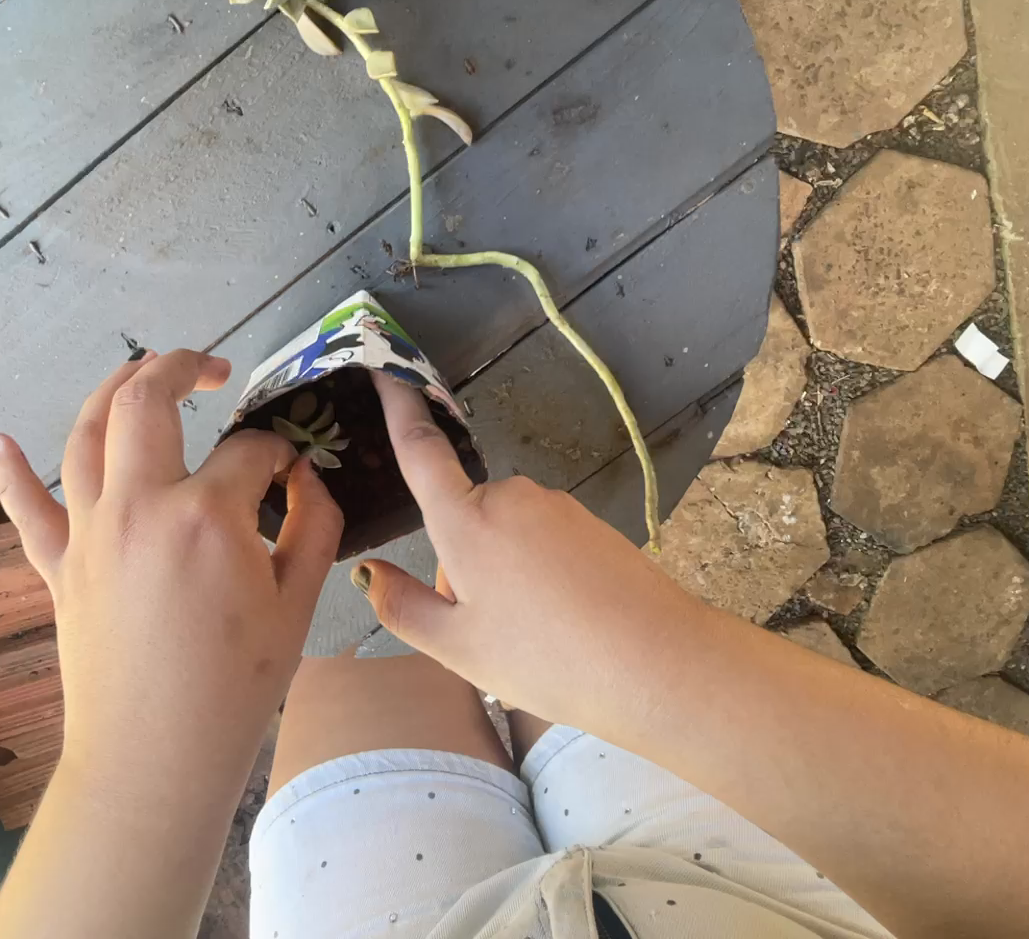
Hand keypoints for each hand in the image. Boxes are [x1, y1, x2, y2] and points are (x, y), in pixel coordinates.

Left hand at [0, 350, 343, 754]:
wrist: (157, 758)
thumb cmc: (238, 683)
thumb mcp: (299, 599)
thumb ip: (315, 521)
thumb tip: (304, 476)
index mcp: (206, 514)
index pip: (250, 451)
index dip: (280, 454)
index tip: (293, 473)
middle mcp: (138, 504)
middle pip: (147, 401)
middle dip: (182, 367)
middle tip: (213, 368)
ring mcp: (90, 532)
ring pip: (86, 434)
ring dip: (112, 388)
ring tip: (141, 369)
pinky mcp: (60, 566)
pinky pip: (26, 509)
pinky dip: (10, 470)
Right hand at [355, 371, 707, 734]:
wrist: (658, 660)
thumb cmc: (546, 657)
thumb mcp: (458, 647)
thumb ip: (402, 606)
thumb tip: (369, 572)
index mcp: (467, 520)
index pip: (421, 449)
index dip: (399, 405)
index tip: (386, 369)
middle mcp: (510, 495)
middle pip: (465, 515)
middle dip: (462, 560)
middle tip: (485, 624)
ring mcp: (555, 504)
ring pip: (504, 531)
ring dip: (500, 569)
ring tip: (533, 631)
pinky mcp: (589, 520)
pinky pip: (542, 537)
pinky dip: (538, 570)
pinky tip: (564, 619)